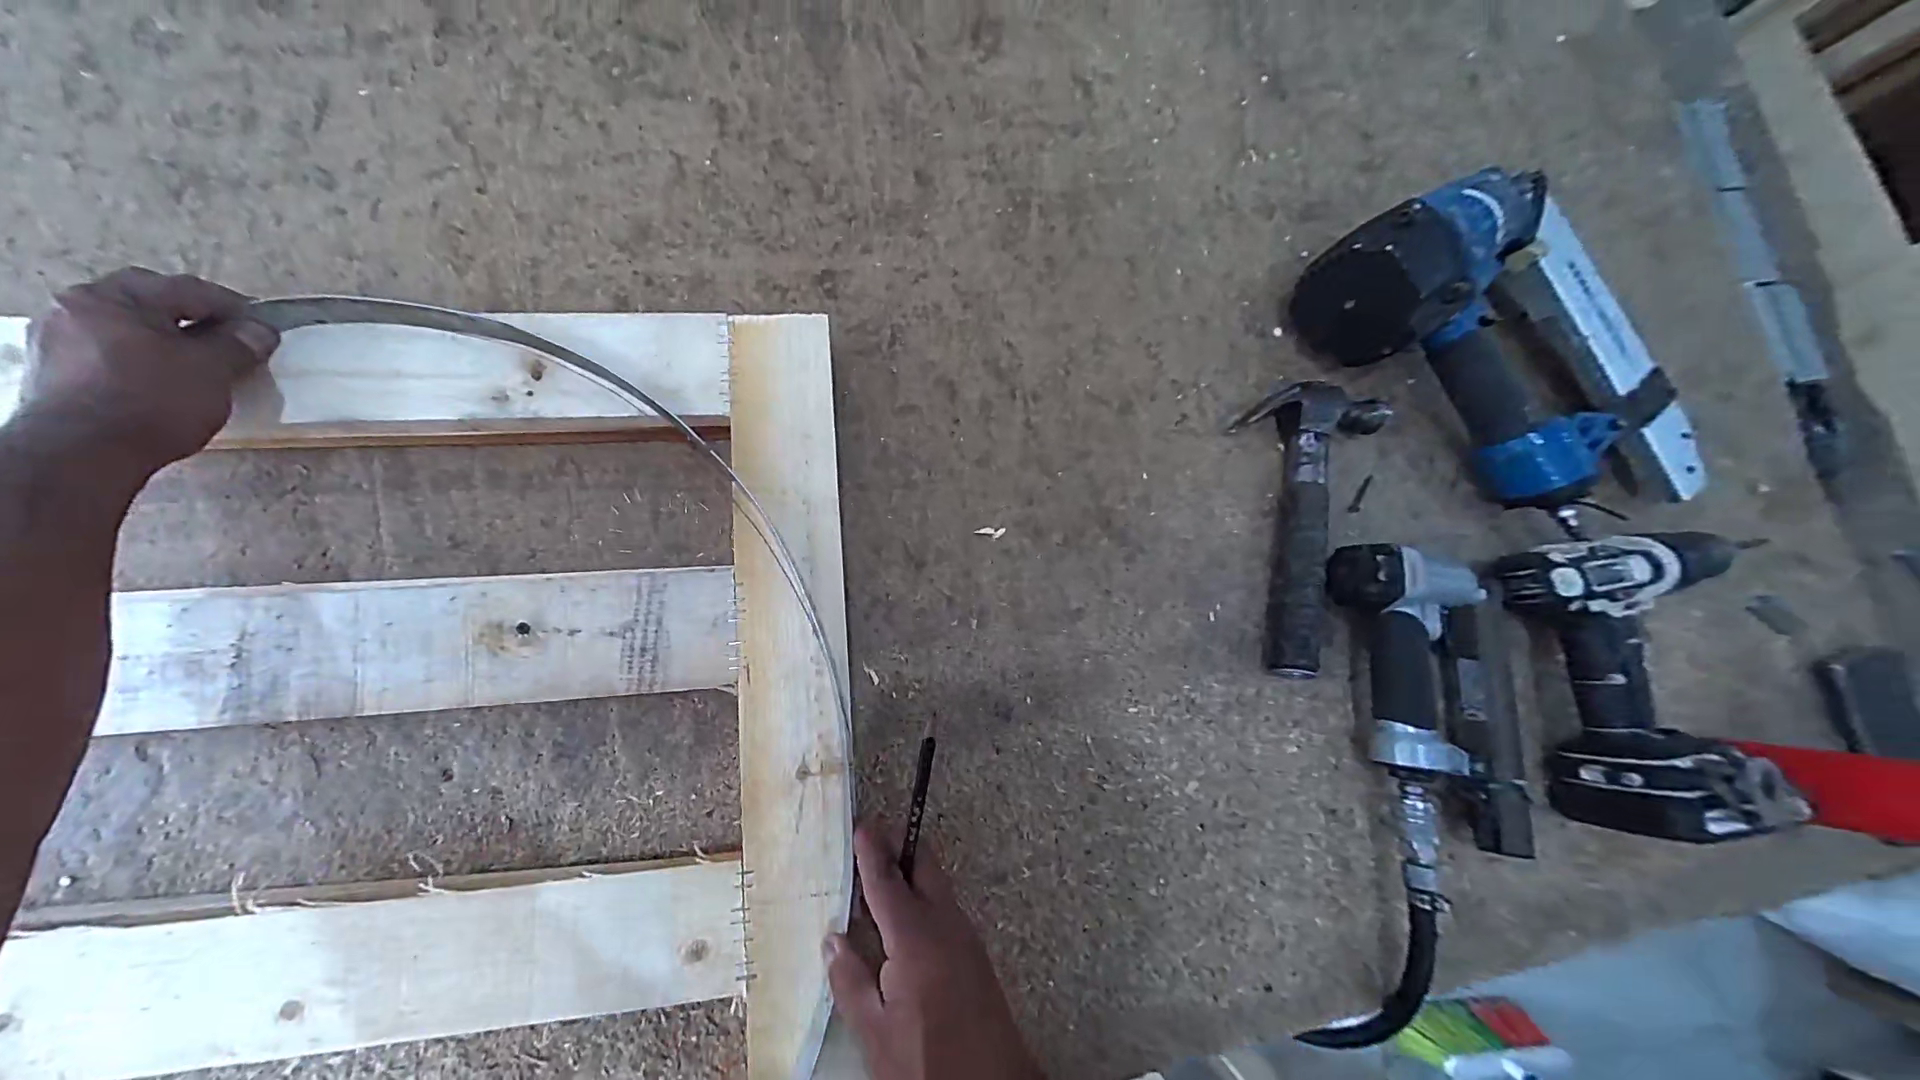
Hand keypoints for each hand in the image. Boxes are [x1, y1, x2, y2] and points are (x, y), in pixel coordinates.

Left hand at [18, 268, 278, 475]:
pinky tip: (165, 380)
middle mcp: (73, 308)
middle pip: (147, 302)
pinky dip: (143, 358)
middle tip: (232, 340)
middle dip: (192, 317)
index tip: (264, 327)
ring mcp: (56, 339)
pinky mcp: (56, 371)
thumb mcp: (212, 370)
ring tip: (201, 363)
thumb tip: (259, 330)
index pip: (185, 288)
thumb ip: (238, 344)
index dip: (233, 306)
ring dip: (166, 338)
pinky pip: (110, 352)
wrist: (84, 450)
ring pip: (127, 327)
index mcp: (110, 298)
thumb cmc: (153, 400)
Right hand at [826, 821, 1045, 1079]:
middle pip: (922, 867)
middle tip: (872, 837)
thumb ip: (850, 982)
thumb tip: (833, 941)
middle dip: (898, 846)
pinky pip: (944, 906)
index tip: (862, 826)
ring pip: (935, 885)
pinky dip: (921, 895)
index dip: (872, 852)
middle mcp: (945, 924)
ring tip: (879, 876)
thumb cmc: (927, 1063)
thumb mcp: (874, 1032)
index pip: (887, 881)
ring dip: (910, 871)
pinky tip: (903, 917)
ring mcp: (965, 935)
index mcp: (915, 937)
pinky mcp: (974, 951)